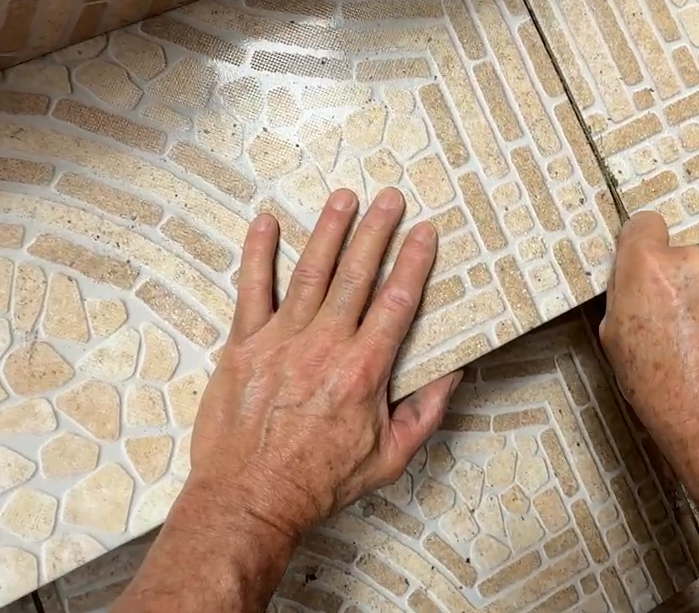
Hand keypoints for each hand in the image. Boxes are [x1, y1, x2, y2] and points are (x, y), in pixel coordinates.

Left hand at [180, 187, 462, 544]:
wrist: (247, 502)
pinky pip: (251, 289)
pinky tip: (266, 222)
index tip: (425, 231)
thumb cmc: (319, 482)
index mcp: (363, 370)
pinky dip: (257, 253)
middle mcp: (325, 345)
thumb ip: (427, 410)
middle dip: (377, 230)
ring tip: (344, 197)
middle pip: (357, 274)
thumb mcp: (390, 457)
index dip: (414, 261)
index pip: (397, 301)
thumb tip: (455, 369)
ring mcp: (281, 340)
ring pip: (311, 272)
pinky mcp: (244, 345)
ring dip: (329, 230)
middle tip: (391, 198)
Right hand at [599, 211, 698, 501]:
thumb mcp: (614, 339)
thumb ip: (624, 295)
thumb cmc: (658, 386)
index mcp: (649, 265)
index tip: (643, 268)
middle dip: (675, 282)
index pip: (645, 223)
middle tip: (671, 323)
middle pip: (679, 258)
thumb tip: (634, 283)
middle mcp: (693, 260)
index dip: (642, 244)